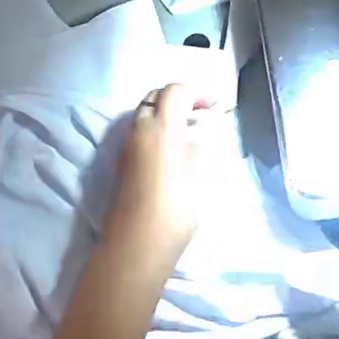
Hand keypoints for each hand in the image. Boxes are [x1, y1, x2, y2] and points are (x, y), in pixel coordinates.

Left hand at [102, 83, 223, 273]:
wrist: (135, 246)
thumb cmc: (175, 211)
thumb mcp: (200, 177)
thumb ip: (203, 147)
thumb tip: (205, 130)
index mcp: (161, 128)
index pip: (176, 92)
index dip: (198, 93)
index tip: (217, 106)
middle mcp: (138, 130)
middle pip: (156, 98)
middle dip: (180, 98)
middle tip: (203, 114)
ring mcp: (126, 147)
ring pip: (145, 115)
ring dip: (167, 115)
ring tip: (192, 132)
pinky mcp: (122, 164)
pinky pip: (140, 133)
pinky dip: (158, 130)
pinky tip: (174, 151)